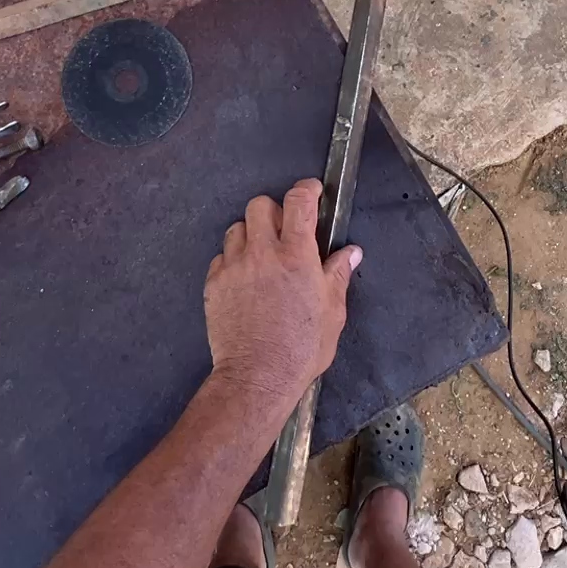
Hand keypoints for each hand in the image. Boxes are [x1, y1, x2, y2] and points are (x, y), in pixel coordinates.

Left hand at [203, 179, 360, 411]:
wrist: (257, 378)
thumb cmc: (300, 348)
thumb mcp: (332, 312)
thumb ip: (338, 275)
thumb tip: (351, 253)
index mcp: (297, 256)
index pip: (299, 202)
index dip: (306, 189)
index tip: (311, 191)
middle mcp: (263, 253)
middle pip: (260, 204)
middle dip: (273, 211)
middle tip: (283, 231)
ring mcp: (235, 266)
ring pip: (237, 227)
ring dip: (250, 235)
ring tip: (261, 256)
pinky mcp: (215, 283)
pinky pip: (221, 257)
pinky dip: (233, 262)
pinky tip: (244, 281)